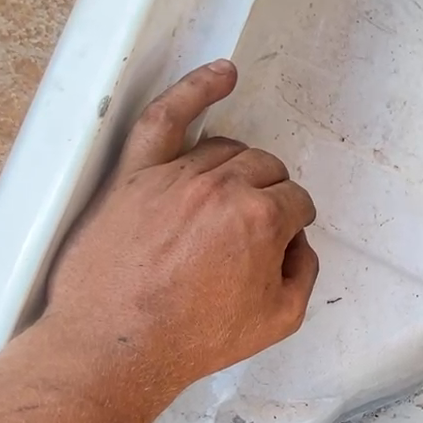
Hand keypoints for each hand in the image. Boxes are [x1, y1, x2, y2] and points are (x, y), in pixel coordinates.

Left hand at [39, 60, 317, 400]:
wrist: (118, 347)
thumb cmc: (196, 338)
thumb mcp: (280, 320)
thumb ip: (305, 273)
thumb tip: (299, 245)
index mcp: (261, 220)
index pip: (296, 202)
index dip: (295, 222)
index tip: (284, 238)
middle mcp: (222, 187)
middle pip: (267, 170)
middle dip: (273, 194)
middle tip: (259, 225)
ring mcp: (175, 175)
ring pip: (227, 148)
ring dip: (242, 167)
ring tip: (236, 192)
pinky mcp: (134, 175)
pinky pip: (166, 117)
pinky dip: (196, 89)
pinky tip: (222, 75)